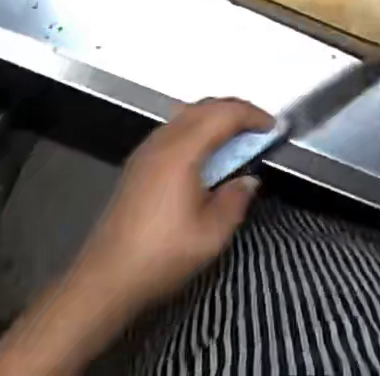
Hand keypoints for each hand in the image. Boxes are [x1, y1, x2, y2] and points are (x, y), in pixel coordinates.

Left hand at [68, 97, 271, 315]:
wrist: (108, 273)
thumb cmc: (161, 255)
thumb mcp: (211, 235)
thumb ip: (235, 200)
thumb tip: (248, 180)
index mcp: (182, 150)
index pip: (222, 115)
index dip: (251, 115)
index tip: (272, 126)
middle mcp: (162, 140)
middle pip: (203, 106)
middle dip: (235, 109)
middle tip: (259, 127)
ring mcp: (147, 148)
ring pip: (186, 114)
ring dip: (214, 117)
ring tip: (237, 137)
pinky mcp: (139, 161)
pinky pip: (174, 127)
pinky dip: (197, 127)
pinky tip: (206, 152)